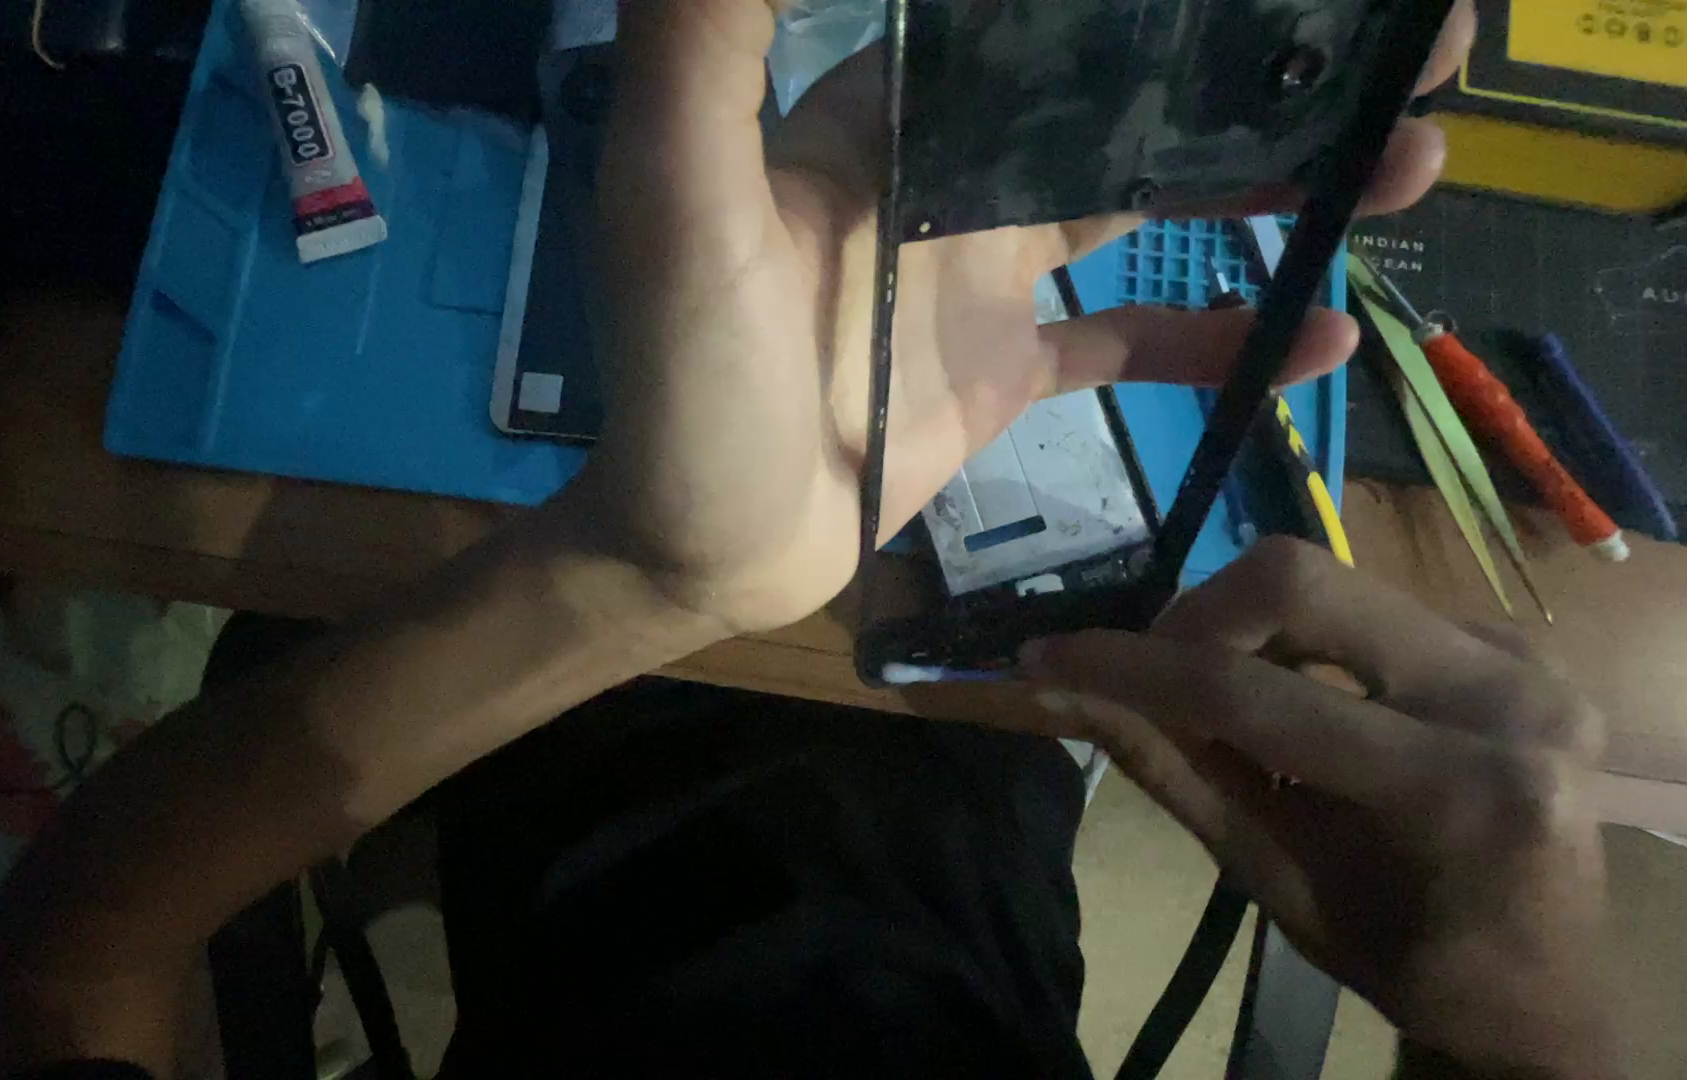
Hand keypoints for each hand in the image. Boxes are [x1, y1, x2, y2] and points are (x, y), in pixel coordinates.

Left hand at [563, 0, 1476, 634]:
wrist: (704, 542)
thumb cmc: (686, 384)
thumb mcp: (673, 192)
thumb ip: (712, 32)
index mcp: (873, 125)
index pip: (1020, 15)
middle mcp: (935, 188)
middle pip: (1108, 92)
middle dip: (1246, 55)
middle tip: (1411, 35)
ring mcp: (973, 286)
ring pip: (1138, 199)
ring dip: (1266, 175)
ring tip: (1411, 154)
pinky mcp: (997, 377)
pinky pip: (1122, 339)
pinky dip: (1211, 334)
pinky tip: (1316, 333)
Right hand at [1019, 538, 1613, 1079]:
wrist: (1541, 981)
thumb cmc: (1392, 947)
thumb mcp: (1258, 866)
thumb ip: (1156, 761)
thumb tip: (1050, 690)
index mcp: (1452, 789)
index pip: (1243, 690)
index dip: (1123, 666)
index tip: (1041, 658)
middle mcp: (1507, 697)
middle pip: (1293, 580)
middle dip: (1190, 620)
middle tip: (1154, 673)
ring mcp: (1519, 657)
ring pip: (1317, 577)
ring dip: (1232, 625)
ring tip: (1216, 689)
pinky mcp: (1506, 639)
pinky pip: (1352, 597)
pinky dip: (1284, 634)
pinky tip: (1287, 690)